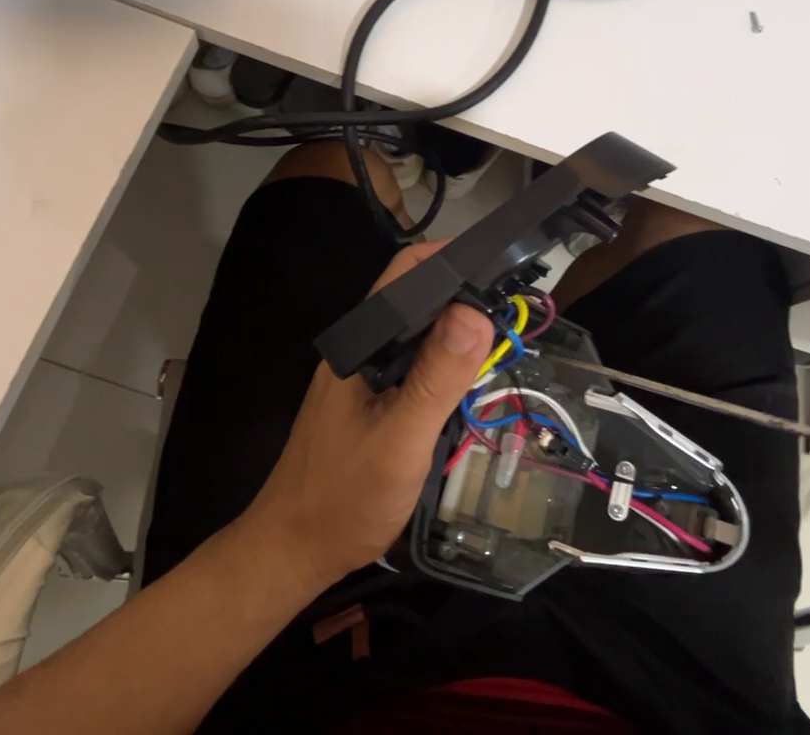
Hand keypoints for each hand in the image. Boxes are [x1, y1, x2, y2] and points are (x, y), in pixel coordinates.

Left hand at [239, 243, 493, 589]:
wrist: (295, 550)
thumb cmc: (344, 497)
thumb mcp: (401, 439)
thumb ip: (436, 378)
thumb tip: (475, 313)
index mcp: (361, 345)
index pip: (406, 275)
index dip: (452, 260)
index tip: (502, 263)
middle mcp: (361, 351)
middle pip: (415, 300)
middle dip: (463, 293)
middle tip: (515, 305)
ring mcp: (365, 376)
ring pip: (417, 334)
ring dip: (457, 329)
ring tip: (504, 335)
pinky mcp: (372, 401)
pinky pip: (415, 365)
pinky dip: (446, 361)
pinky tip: (470, 377)